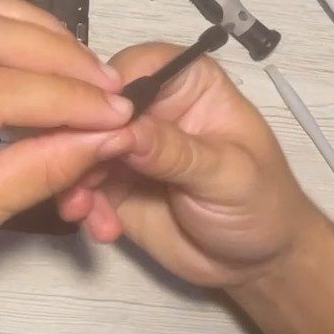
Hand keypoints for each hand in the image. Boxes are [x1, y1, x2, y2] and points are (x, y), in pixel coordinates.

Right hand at [57, 43, 324, 288]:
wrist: (256, 267)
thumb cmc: (261, 207)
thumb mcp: (229, 176)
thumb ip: (177, 152)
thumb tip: (125, 130)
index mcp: (186, 85)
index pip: (136, 66)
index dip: (109, 89)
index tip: (93, 120)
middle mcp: (148, 107)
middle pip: (94, 102)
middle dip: (77, 137)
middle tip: (75, 171)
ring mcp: (124, 144)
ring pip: (75, 142)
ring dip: (72, 175)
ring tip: (84, 209)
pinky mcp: (108, 179)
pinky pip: (76, 180)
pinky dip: (79, 202)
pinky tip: (102, 226)